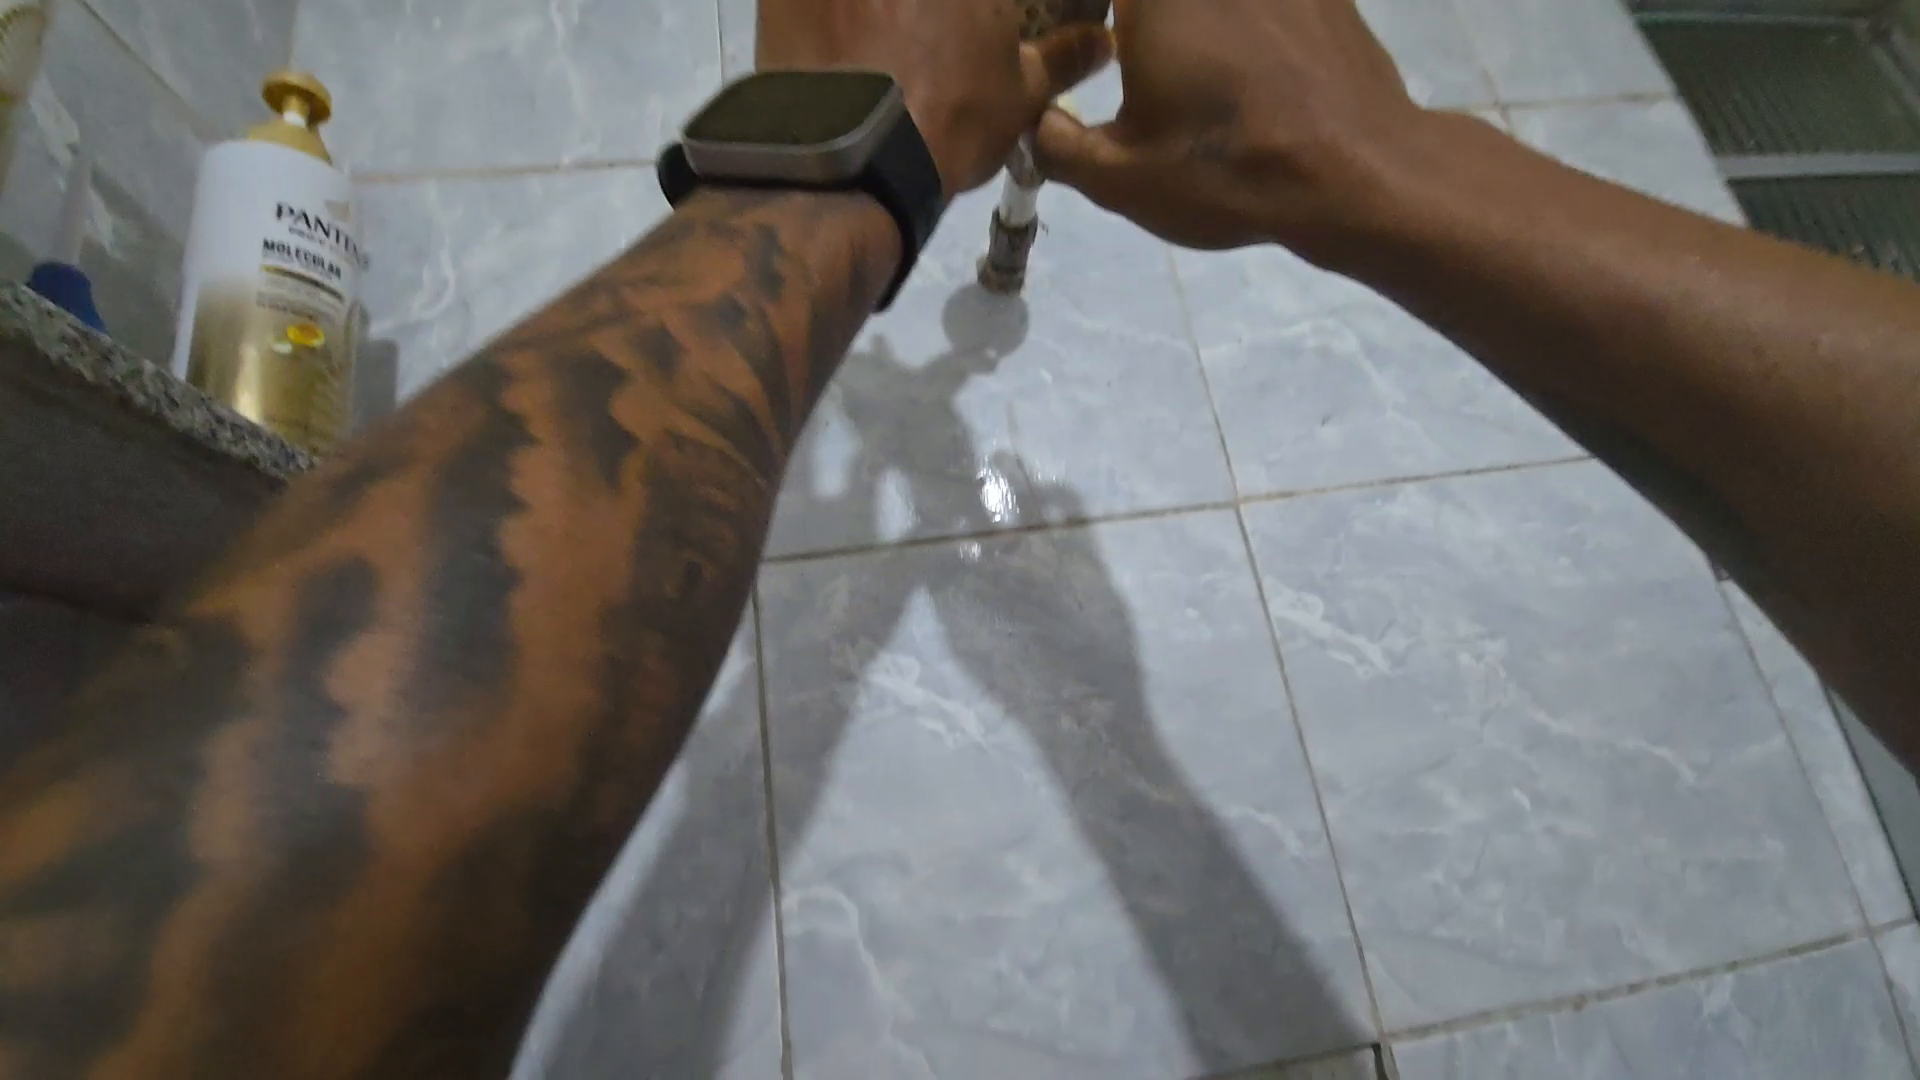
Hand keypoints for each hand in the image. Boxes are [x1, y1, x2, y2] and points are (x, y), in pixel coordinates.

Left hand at [758, 0, 1113, 198]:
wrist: (850, 163)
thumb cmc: (947, 124)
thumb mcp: (1019, 98)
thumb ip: (1061, 59)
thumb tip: (1102, 43)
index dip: (982, 12)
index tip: (975, 31)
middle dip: (931, 11)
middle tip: (928, 33)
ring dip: (881, 9)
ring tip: (880, 37)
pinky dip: (825, 10)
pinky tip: (840, 37)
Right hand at [1032, 0, 1427, 260]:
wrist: (1349, 172)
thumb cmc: (1221, 173)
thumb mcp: (1119, 178)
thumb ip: (1056, 145)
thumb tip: (1031, 123)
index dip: (1076, 7)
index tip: (1069, 30)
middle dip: (1133, 19)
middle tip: (1116, 49)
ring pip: (1202, 5)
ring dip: (1179, 27)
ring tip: (1177, 80)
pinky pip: (1254, 2)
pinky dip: (1235, 20)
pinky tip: (1237, 67)